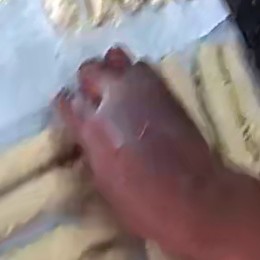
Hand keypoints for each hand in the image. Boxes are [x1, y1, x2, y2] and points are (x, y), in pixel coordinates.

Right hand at [54, 47, 242, 259]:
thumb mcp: (102, 180)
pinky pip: (141, 66)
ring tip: (116, 86)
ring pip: (116, 57)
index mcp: (92, 126)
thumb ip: (91, 146)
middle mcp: (113, 97)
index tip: (67, 107)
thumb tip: (87, 132)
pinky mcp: (164, 84)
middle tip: (92, 94)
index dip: (65, 104)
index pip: (67, 102)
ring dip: (113, 69)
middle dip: (87, 79)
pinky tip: (137, 91)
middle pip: (90, 69)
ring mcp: (141, 85)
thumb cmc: (143, 203)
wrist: (194, 196)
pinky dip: (135, 74)